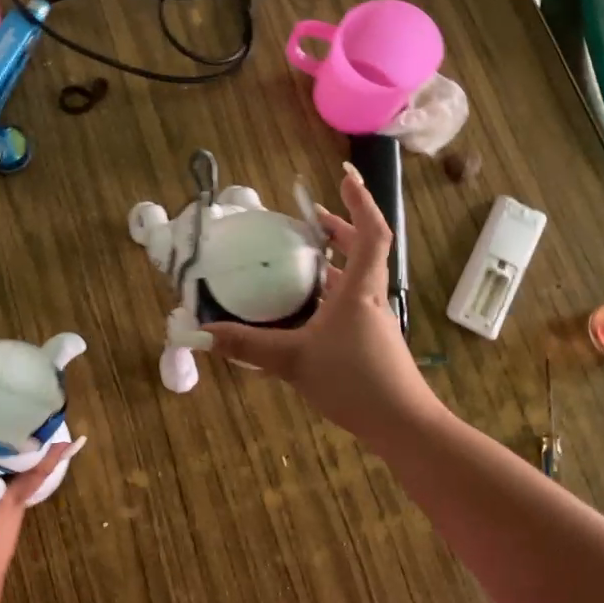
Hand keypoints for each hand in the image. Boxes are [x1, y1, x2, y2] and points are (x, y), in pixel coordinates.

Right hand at [203, 165, 444, 440]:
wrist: (403, 425)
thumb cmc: (355, 382)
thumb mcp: (293, 361)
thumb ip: (247, 346)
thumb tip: (201, 333)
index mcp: (359, 290)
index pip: (371, 233)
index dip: (361, 201)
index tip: (345, 177)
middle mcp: (369, 299)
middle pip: (364, 252)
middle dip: (339, 229)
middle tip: (310, 218)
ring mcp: (372, 323)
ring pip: (355, 280)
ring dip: (333, 263)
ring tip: (301, 258)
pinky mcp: (369, 345)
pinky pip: (348, 306)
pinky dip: (328, 295)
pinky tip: (303, 311)